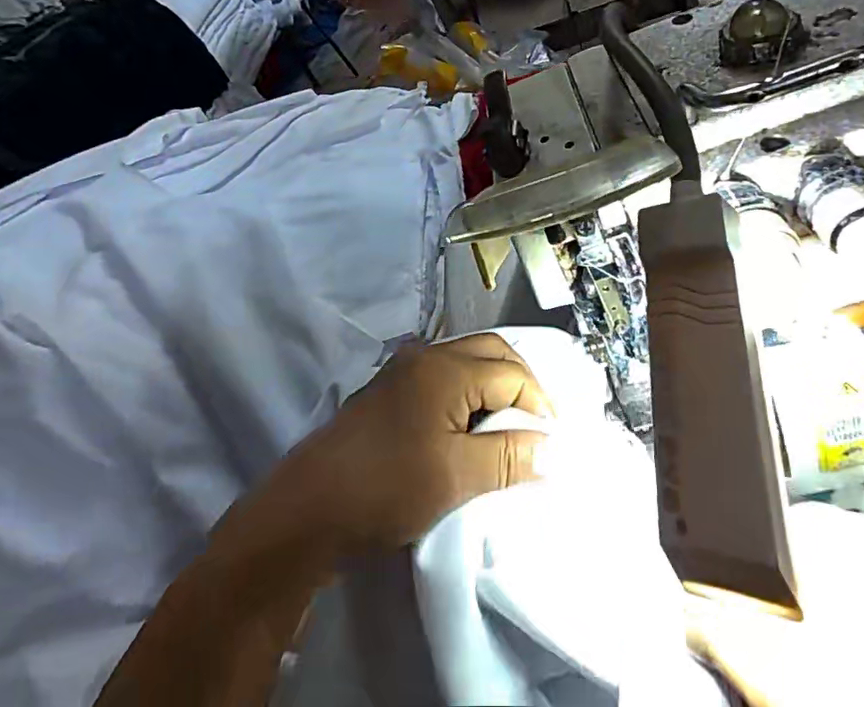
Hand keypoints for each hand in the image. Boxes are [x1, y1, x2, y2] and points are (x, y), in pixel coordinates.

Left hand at [252, 333, 552, 554]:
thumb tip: (551, 448)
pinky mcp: (389, 394)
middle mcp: (422, 358)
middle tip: (538, 429)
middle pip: (489, 353)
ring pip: (465, 365)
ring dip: (494, 389)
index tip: (553, 444)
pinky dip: (468, 396)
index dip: (539, 405)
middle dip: (521, 385)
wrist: (309, 509)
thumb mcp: (456, 476)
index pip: (511, 373)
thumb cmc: (386, 489)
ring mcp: (402, 374)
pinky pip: (443, 381)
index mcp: (443, 369)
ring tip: (511, 433)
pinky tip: (473, 430)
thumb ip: (508, 456)